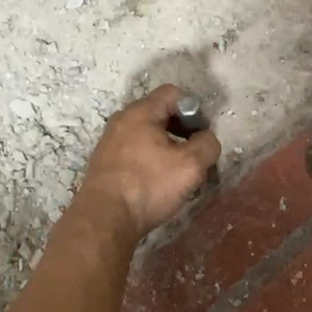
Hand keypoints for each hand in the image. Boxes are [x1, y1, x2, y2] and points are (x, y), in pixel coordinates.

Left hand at [73, 85, 220, 240]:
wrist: (104, 217)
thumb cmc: (148, 185)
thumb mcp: (190, 166)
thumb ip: (206, 145)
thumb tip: (207, 138)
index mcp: (140, 112)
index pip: (172, 93)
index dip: (193, 109)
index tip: (201, 135)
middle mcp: (122, 119)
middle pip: (158, 112)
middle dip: (181, 129)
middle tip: (193, 154)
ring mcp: (110, 140)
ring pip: (146, 133)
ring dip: (166, 146)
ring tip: (177, 171)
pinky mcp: (105, 161)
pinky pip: (133, 149)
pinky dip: (149, 158)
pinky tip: (155, 182)